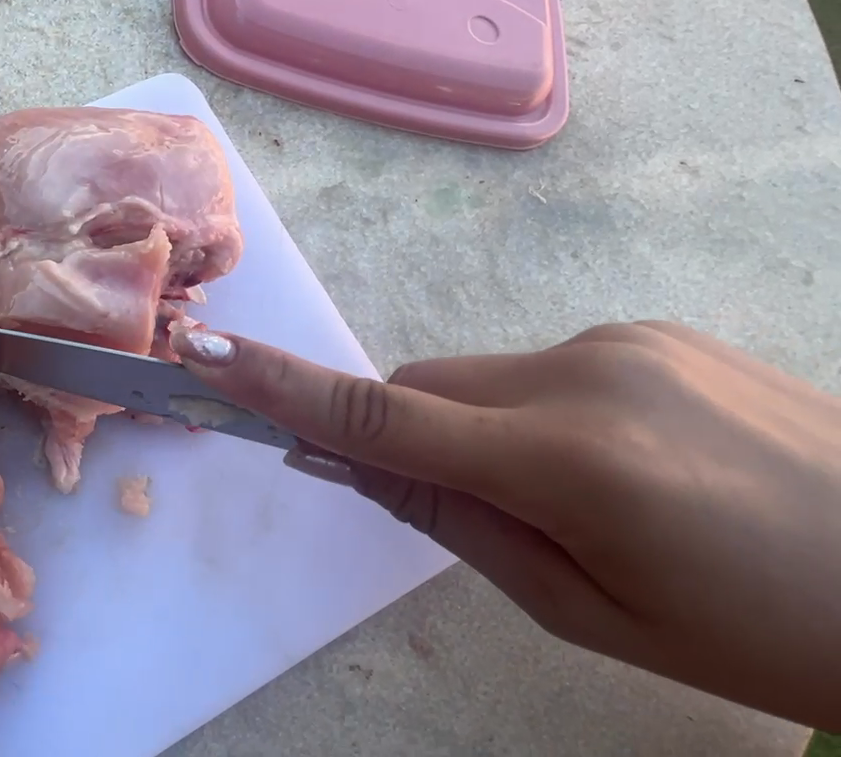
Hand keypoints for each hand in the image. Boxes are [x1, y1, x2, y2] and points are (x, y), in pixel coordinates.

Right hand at [172, 321, 840, 730]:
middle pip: (418, 387)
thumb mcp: (585, 608)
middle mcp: (584, 373)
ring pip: (475, 376)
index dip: (278, 384)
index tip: (200, 350)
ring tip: (590, 491)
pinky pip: (540, 364)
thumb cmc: (758, 630)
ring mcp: (624, 339)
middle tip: (475, 504)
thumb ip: (447, 519)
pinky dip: (537, 406)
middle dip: (410, 434)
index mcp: (568, 463)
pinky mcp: (654, 328)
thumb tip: (336, 456)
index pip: (378, 415)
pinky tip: (631, 457)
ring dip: (478, 424)